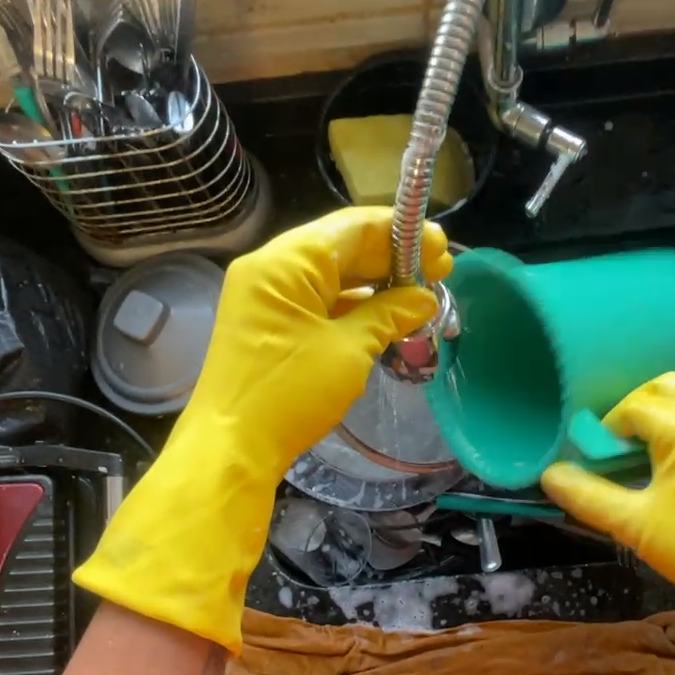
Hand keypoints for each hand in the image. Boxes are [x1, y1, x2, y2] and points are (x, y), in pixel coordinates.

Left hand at [76, 208, 450, 652]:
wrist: (232, 448)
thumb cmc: (290, 394)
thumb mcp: (349, 351)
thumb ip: (389, 315)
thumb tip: (424, 299)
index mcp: (286, 261)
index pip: (354, 226)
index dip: (403, 233)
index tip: (442, 249)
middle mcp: (272, 269)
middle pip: (342, 248)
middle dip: (392, 259)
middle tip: (441, 275)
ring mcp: (267, 298)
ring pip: (331, 277)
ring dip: (376, 286)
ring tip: (421, 298)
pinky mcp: (269, 326)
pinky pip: (317, 303)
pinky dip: (352, 308)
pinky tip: (387, 318)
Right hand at [540, 372, 674, 617]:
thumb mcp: (632, 524)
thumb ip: (587, 496)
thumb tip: (548, 474)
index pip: (632, 406)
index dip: (603, 429)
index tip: (590, 461)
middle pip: (661, 388)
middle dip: (628, 409)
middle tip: (609, 446)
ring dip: (652, 413)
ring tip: (629, 448)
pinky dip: (672, 423)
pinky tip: (654, 457)